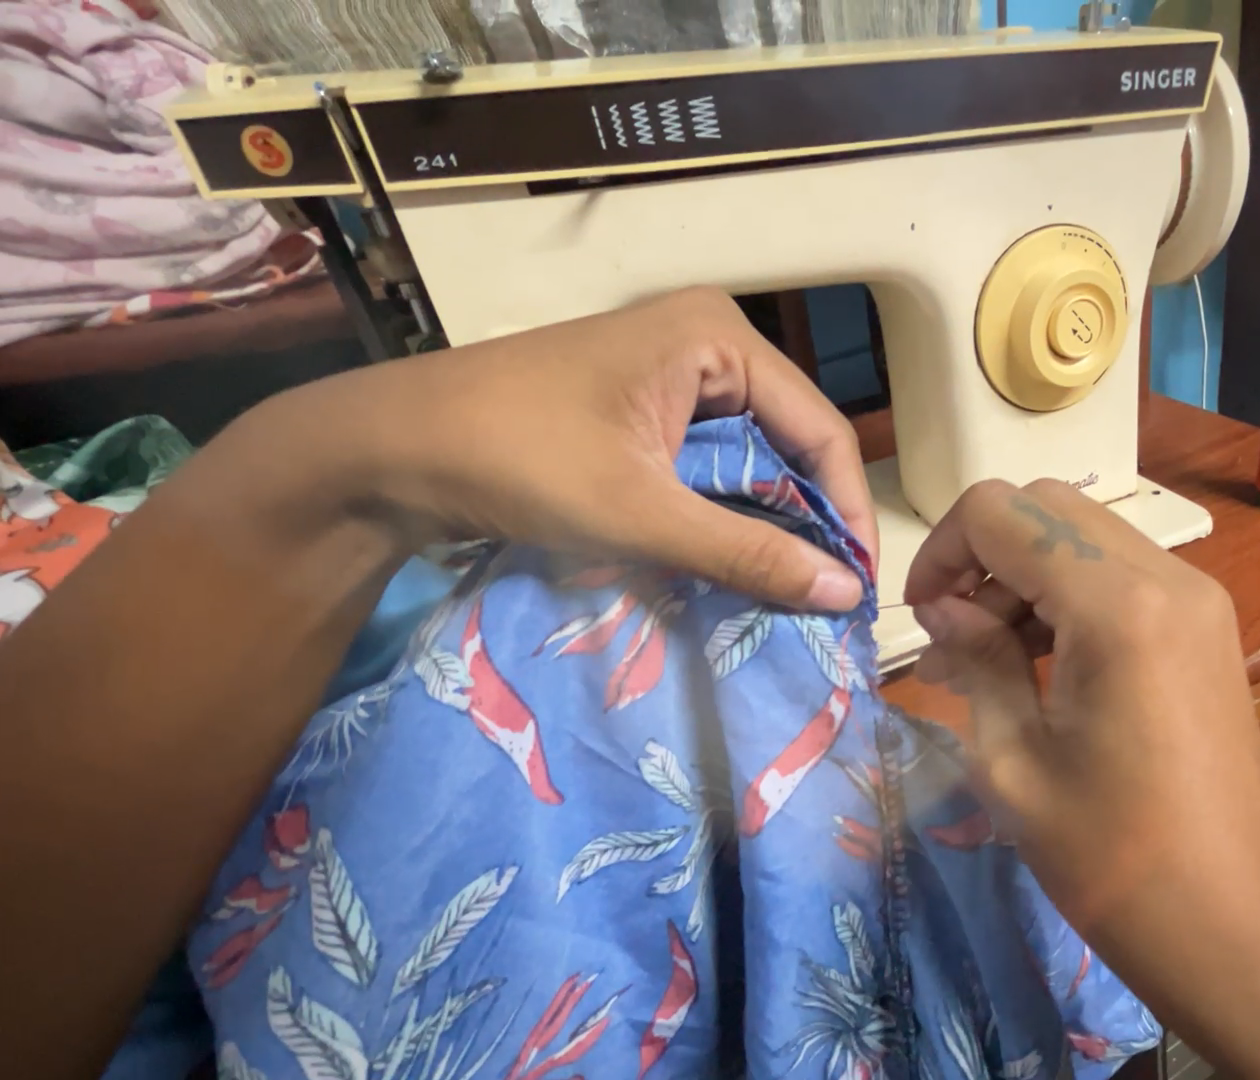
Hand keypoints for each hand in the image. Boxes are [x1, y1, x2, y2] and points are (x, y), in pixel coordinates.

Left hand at [239, 287, 874, 609]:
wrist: (381, 449)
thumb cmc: (514, 458)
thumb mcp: (640, 512)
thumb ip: (748, 552)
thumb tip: (843, 593)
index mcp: (719, 337)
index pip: (820, 429)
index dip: (848, 509)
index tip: (857, 582)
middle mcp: (711, 341)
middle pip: (793, 439)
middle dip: (814, 515)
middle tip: (830, 590)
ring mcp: (680, 369)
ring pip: (758, 453)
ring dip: (775, 517)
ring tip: (797, 582)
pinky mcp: (653, 402)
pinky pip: (719, 459)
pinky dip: (733, 508)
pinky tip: (744, 554)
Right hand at [903, 479, 1259, 927]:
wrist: (1239, 932)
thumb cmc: (1114, 861)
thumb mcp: (1014, 762)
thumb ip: (976, 659)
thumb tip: (944, 607)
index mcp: (1116, 606)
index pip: (1001, 513)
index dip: (943, 550)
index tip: (922, 618)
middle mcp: (1166, 577)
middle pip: (1046, 507)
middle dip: (983, 554)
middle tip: (953, 633)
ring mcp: (1197, 597)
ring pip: (1083, 534)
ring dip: (1023, 573)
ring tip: (986, 657)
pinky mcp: (1205, 625)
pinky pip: (1119, 573)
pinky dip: (1067, 594)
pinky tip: (1040, 661)